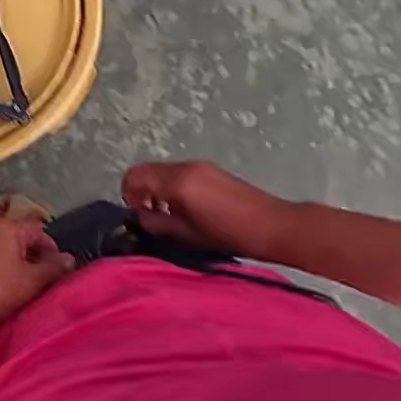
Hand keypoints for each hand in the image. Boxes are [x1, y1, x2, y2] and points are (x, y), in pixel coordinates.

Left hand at [0, 220, 75, 347]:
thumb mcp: (33, 280)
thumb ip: (54, 267)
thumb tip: (69, 258)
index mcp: (8, 227)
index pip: (39, 232)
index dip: (52, 250)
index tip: (58, 270)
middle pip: (20, 238)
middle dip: (33, 256)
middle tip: (41, 279)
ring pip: (3, 248)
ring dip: (15, 262)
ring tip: (22, 286)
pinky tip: (0, 288)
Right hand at [122, 161, 297, 259]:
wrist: (272, 226)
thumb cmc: (227, 234)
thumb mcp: (185, 233)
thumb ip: (156, 222)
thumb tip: (140, 216)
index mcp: (177, 182)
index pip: (135, 176)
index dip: (128, 194)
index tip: (137, 214)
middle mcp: (185, 167)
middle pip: (146, 170)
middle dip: (140, 191)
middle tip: (149, 215)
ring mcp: (199, 166)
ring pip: (161, 171)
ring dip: (156, 189)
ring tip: (167, 214)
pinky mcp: (209, 170)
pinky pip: (177, 173)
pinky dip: (170, 187)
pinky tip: (184, 209)